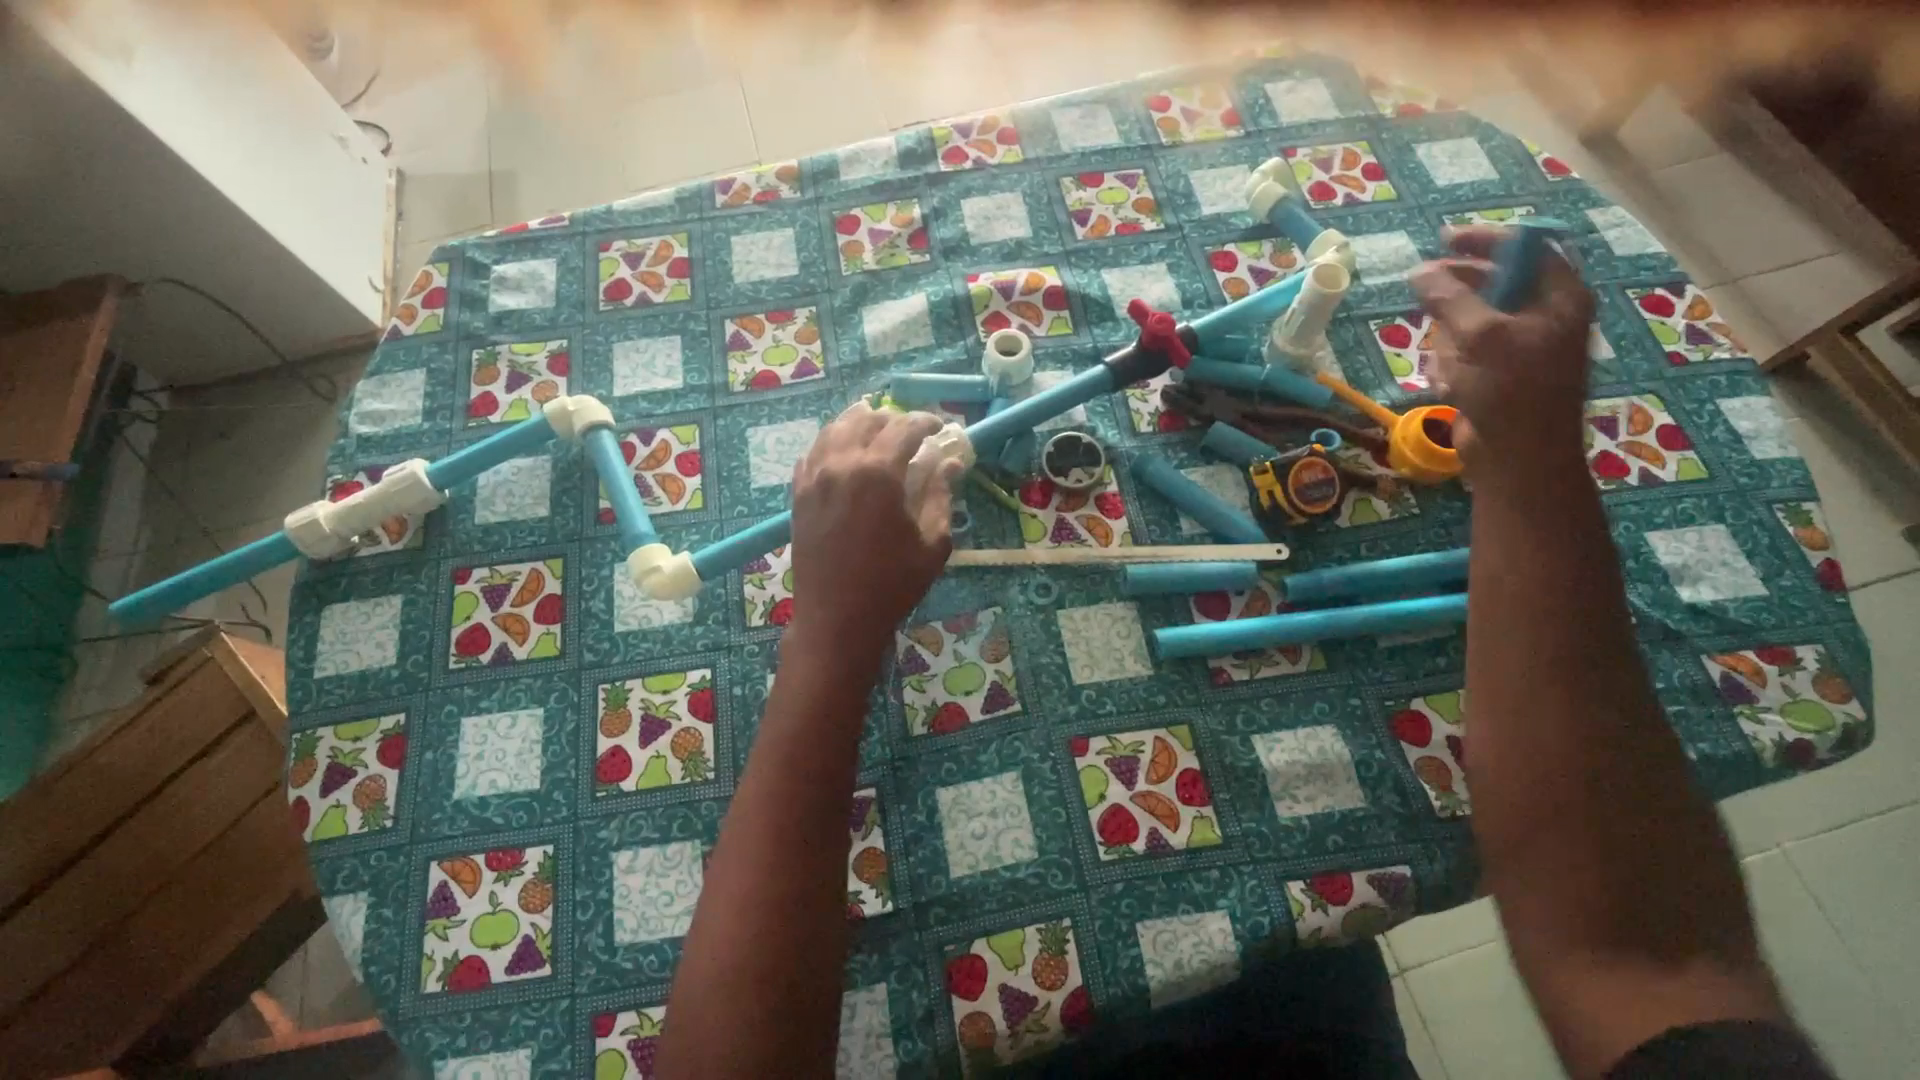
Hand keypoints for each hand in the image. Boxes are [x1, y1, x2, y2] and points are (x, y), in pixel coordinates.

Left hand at [787, 401, 959, 659]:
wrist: (836, 619)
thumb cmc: (892, 585)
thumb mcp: (932, 542)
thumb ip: (941, 495)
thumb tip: (950, 462)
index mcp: (878, 473)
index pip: (904, 428)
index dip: (926, 422)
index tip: (940, 427)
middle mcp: (841, 464)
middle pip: (867, 421)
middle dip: (893, 419)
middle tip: (911, 429)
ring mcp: (814, 478)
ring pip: (834, 430)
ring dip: (859, 423)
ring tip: (875, 425)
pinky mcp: (798, 496)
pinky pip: (812, 454)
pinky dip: (830, 443)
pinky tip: (841, 450)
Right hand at [1410, 226, 1595, 475]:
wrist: (1517, 459)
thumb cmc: (1511, 392)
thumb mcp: (1480, 336)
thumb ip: (1450, 298)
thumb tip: (1420, 272)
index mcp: (1560, 298)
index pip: (1525, 249)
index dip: (1485, 240)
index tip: (1443, 240)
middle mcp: (1543, 316)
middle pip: (1493, 285)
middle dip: (1456, 297)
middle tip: (1421, 292)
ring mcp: (1518, 347)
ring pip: (1470, 321)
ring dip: (1449, 338)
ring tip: (1449, 364)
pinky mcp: (1495, 374)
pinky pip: (1463, 353)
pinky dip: (1450, 363)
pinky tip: (1449, 384)